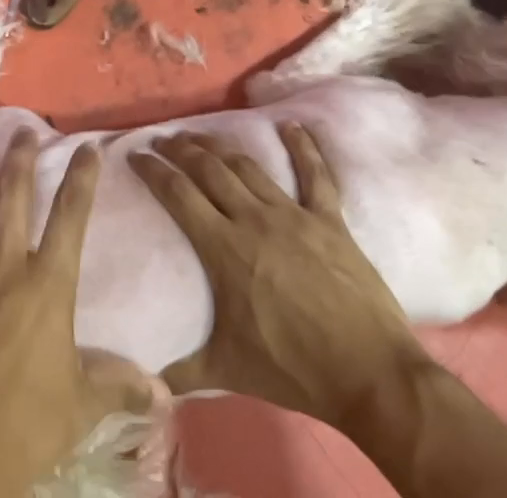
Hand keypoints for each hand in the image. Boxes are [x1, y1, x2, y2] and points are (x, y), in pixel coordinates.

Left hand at [0, 131, 153, 497]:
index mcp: (46, 286)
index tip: (88, 149)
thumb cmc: (28, 421)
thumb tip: (163, 392)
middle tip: (21, 132)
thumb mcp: (83, 403)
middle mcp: (3, 268)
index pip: (70, 219)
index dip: (81, 180)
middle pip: (11, 199)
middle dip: (18, 161)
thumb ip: (119, 386)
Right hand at [128, 122, 426, 429]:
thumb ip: (179, 371)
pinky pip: (316, 175)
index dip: (153, 171)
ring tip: (201, 135)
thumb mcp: (225, 370)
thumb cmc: (292, 369)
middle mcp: (254, 221)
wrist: (371, 375)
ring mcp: (295, 217)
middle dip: (182, 150)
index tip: (135, 154)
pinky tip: (291, 125)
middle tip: (163, 139)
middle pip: (210, 171)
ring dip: (221, 147)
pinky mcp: (331, 222)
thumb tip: (141, 382)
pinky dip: (304, 147)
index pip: (178, 195)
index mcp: (223, 248)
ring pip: (250, 168)